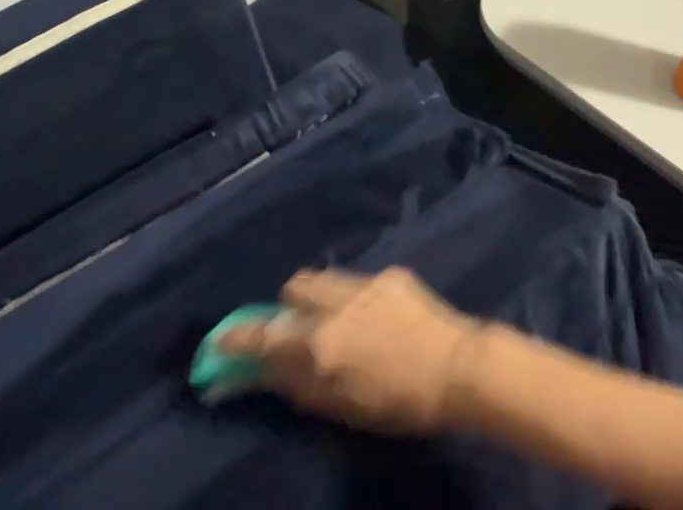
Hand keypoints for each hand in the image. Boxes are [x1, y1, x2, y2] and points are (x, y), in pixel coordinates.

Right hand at [220, 267, 486, 434]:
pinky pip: (358, 281)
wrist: (463, 370)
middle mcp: (332, 306)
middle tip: (303, 330)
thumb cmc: (403, 402)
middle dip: (289, 308)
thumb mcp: (346, 408)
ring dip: (318, 296)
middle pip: (291, 291)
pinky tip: (382, 317)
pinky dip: (357, 298)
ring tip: (339, 316)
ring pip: (320, 278)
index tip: (220, 338)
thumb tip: (267, 373)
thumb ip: (301, 387)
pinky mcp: (389, 275)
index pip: (263, 336)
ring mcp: (362, 284)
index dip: (236, 338)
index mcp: (319, 343)